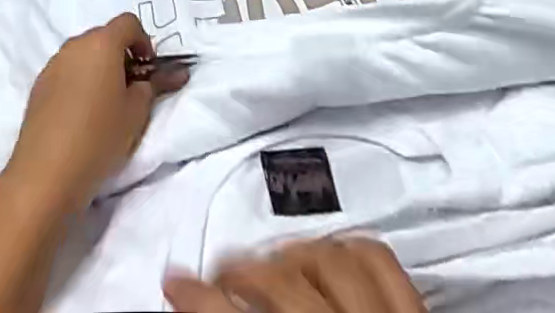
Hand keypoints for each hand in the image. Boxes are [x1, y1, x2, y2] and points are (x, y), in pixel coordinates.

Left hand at [2, 13, 187, 213]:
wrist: (47, 171)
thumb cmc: (100, 136)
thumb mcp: (137, 112)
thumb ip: (154, 85)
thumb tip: (174, 73)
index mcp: (101, 43)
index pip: (128, 22)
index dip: (144, 42)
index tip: (148, 70)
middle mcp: (74, 45)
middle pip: (104, 36)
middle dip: (122, 56)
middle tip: (132, 89)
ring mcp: (53, 63)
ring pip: (84, 54)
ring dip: (100, 68)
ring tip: (107, 105)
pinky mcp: (39, 83)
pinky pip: (67, 70)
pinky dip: (80, 81)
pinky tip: (83, 115)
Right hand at [164, 238, 426, 312]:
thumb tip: (204, 310)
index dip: (196, 297)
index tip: (172, 283)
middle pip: (281, 278)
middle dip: (240, 268)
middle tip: (221, 275)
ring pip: (327, 256)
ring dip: (290, 253)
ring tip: (272, 263)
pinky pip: (382, 262)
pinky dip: (348, 247)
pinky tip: (326, 256)